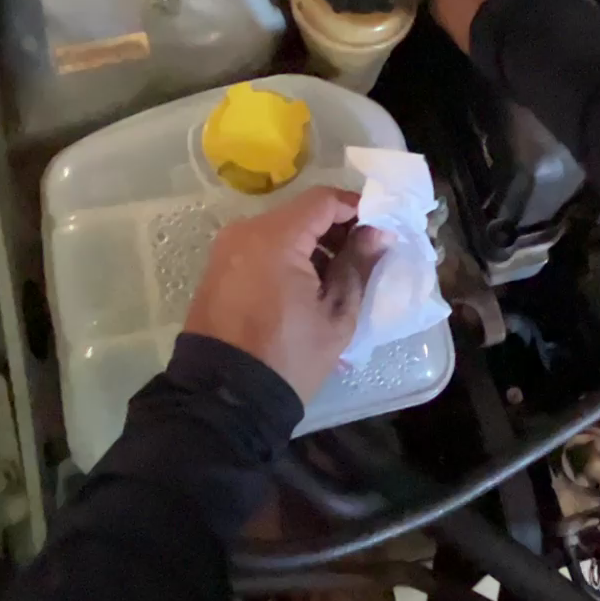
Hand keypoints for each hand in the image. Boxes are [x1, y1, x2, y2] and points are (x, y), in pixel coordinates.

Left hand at [184, 187, 393, 403]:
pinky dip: (288, 254)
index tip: (381, 229)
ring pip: (281, 228)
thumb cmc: (289, 357)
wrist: (225, 400)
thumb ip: (358, 265)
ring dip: (312, 242)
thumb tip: (378, 232)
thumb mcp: (337, 315)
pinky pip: (261, 245)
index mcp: (275, 238)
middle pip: (301, 212)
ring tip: (337, 275)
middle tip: (364, 255)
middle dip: (336, 227)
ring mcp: (227, 248)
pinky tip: (306, 284)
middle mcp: (245, 231)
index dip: (357, 208)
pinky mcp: (219, 267)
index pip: (324, 200)